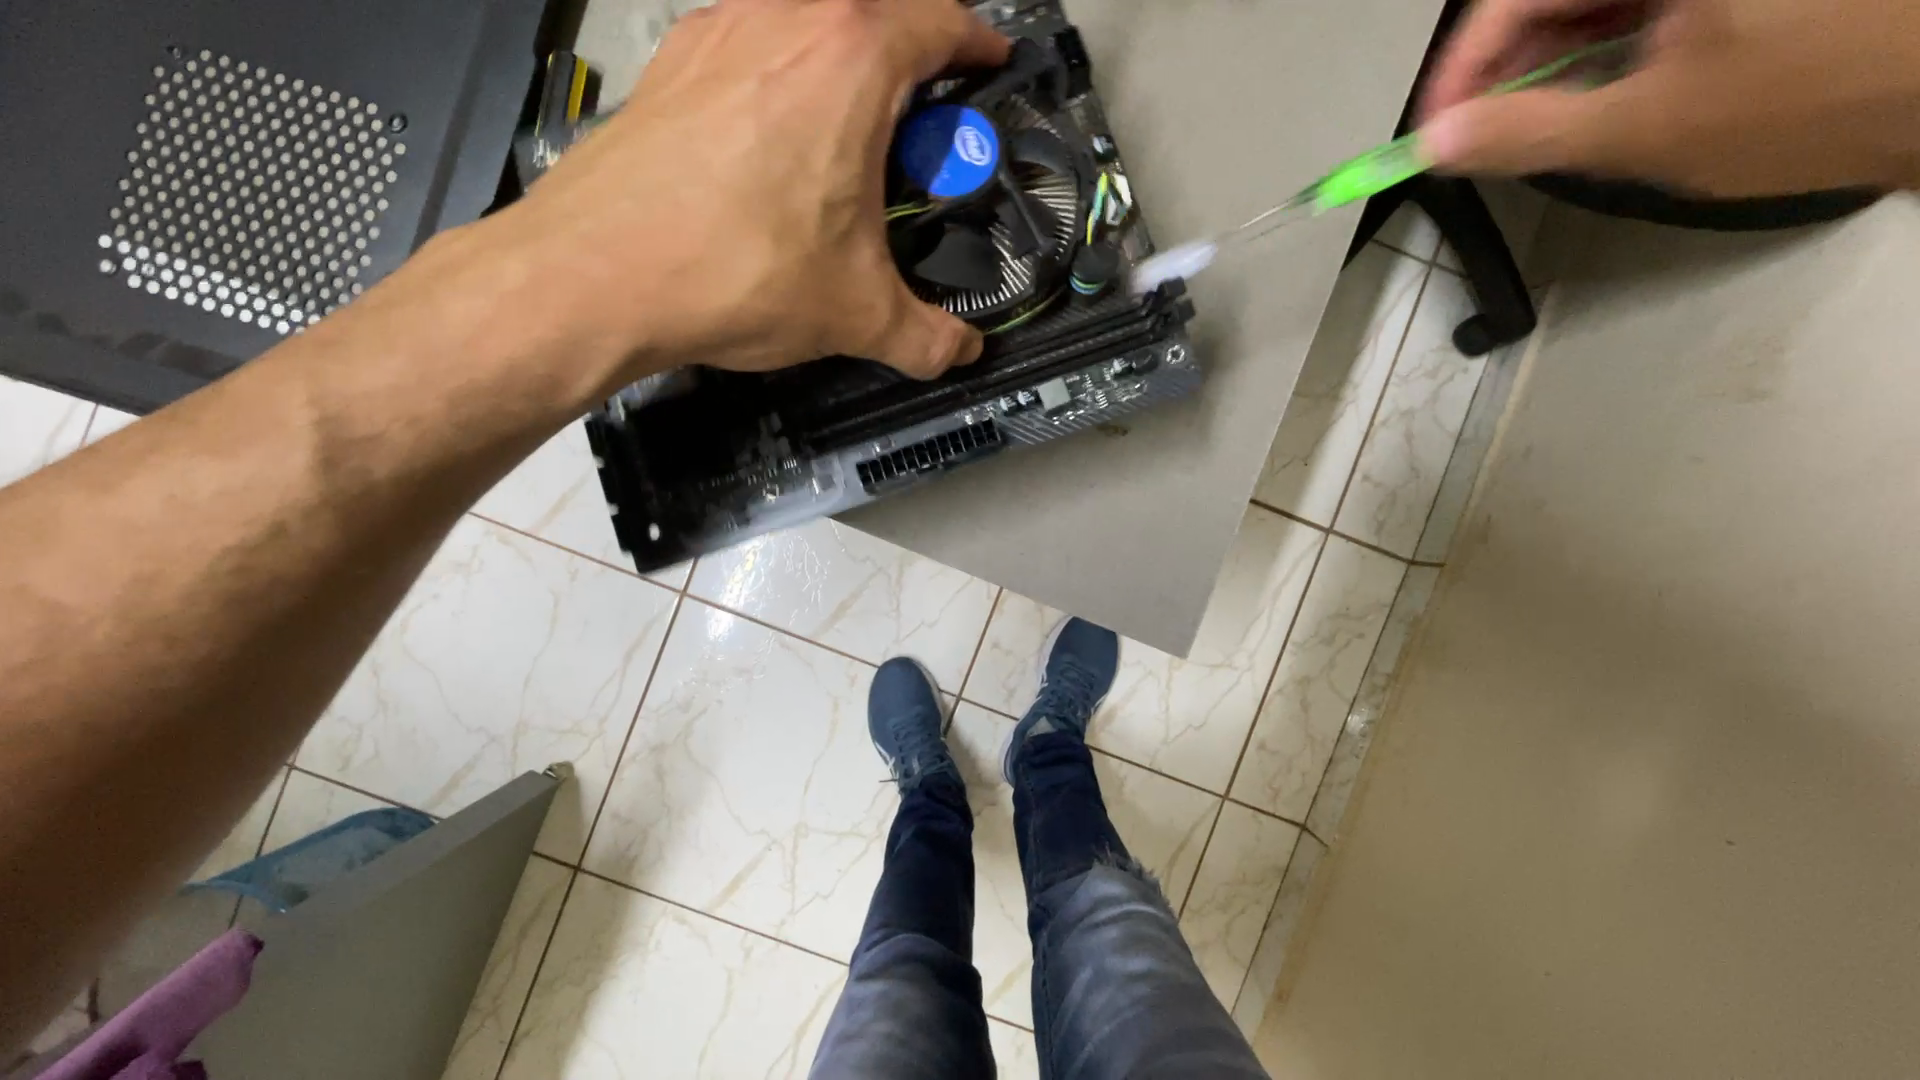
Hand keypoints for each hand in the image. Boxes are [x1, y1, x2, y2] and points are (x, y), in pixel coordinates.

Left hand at [483, 0, 1008, 390]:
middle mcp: (786, 18)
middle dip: (908, 63)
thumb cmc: (737, 272)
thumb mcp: (857, 315)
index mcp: (852, 60)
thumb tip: (961, 353)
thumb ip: (926, 336)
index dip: (974, 46)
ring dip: (840, 66)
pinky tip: (772, 144)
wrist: (594, 275)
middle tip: (917, 133)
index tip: (987, 69)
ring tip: (844, 138)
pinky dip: (779, 77)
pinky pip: (749, 46)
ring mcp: (720, 30)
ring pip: (806, 22)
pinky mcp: (673, 62)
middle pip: (873, 15)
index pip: (939, 22)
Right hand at [1415, 0, 1919, 196]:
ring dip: (1544, 61)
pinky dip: (1598, 50)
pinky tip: (1584, 96)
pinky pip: (1636, 8)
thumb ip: (1527, 133)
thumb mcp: (1645, 130)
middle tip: (1474, 132)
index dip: (1464, 62)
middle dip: (1502, 63)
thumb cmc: (1809, 106)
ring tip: (1521, 124)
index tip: (1434, 126)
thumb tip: (1434, 141)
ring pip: (1588, 2)